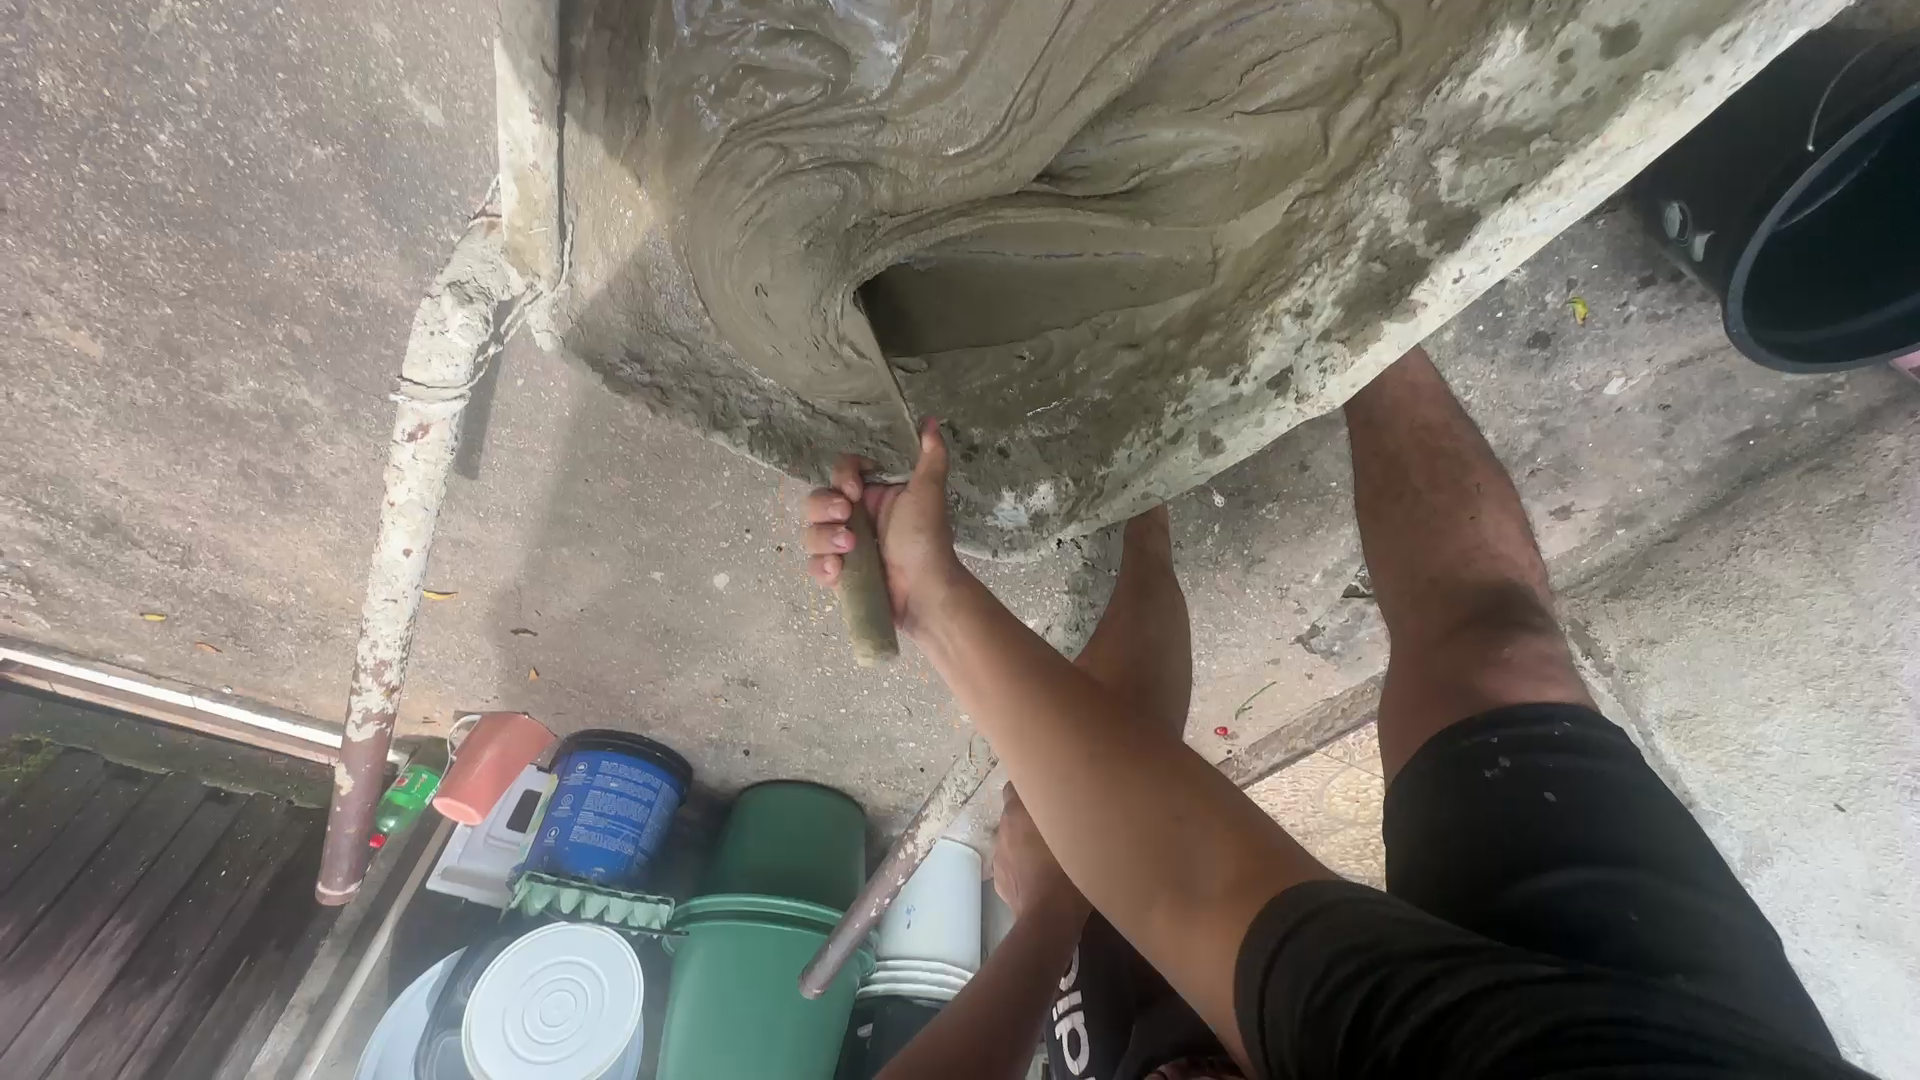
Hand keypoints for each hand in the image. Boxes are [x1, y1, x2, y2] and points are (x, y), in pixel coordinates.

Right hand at [802, 417, 967, 634]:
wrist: (925, 591)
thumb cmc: (927, 539)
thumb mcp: (928, 493)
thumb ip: (929, 457)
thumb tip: (931, 421)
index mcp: (874, 495)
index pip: (842, 471)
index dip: (842, 476)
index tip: (855, 490)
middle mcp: (856, 517)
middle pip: (817, 500)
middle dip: (825, 508)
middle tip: (846, 517)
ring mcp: (844, 546)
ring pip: (811, 532)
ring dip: (824, 538)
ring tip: (849, 550)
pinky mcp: (839, 574)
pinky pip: (814, 565)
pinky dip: (822, 567)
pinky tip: (839, 572)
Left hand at [992, 784, 1085, 920]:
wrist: (1050, 917)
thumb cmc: (1067, 870)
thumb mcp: (1078, 835)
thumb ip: (1069, 815)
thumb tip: (1074, 806)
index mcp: (1018, 812)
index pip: (1016, 786)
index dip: (1030, 788)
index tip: (1047, 794)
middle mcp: (1003, 828)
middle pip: (1015, 813)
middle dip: (1029, 816)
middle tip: (1054, 824)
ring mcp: (998, 855)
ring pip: (1012, 839)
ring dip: (1024, 841)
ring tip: (1047, 855)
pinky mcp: (999, 879)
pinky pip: (1011, 863)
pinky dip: (1021, 865)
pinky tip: (1039, 877)